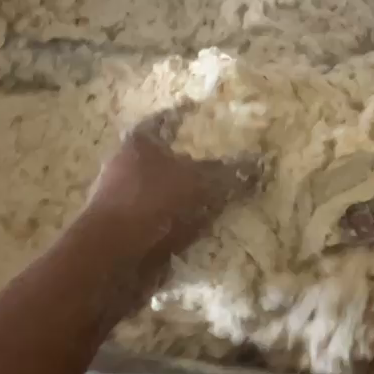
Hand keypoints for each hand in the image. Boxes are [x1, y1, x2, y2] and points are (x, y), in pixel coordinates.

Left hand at [84, 104, 257, 264]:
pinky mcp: (123, 233)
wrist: (112, 261)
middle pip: (161, 156)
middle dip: (187, 159)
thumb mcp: (202, 184)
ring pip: (160, 190)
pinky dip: (177, 223)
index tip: (202, 112)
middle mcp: (124, 166)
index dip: (184, 115)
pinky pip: (158, 221)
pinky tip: (200, 229)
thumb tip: (261, 163)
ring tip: (215, 198)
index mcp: (138, 143)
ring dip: (183, 195)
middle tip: (218, 160)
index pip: (164, 119)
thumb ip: (232, 174)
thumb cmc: (155, 205)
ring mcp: (120, 201)